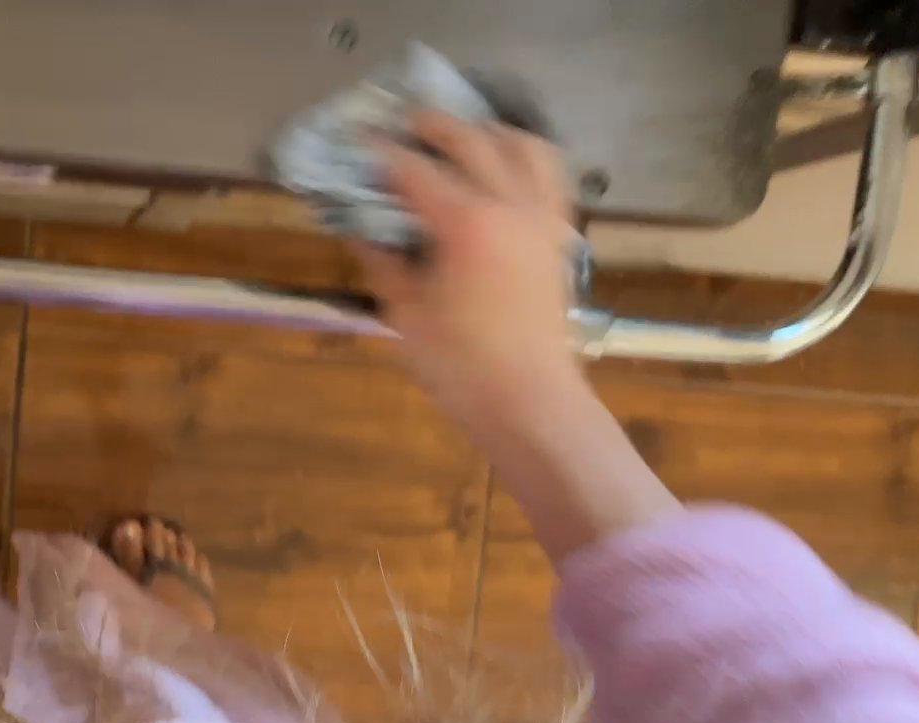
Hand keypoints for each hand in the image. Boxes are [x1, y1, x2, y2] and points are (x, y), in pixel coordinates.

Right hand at [355, 113, 586, 431]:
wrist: (526, 399)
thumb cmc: (458, 366)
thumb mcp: (406, 315)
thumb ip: (384, 263)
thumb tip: (360, 229)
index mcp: (466, 225)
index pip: (418, 173)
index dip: (384, 156)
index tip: (359, 144)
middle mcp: (511, 204)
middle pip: (473, 142)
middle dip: (435, 127)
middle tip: (404, 127)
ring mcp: (543, 216)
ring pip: (523, 145)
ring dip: (487, 132)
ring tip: (460, 138)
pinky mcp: (559, 234)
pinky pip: (549, 174)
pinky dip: (523, 157)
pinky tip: (503, 171)